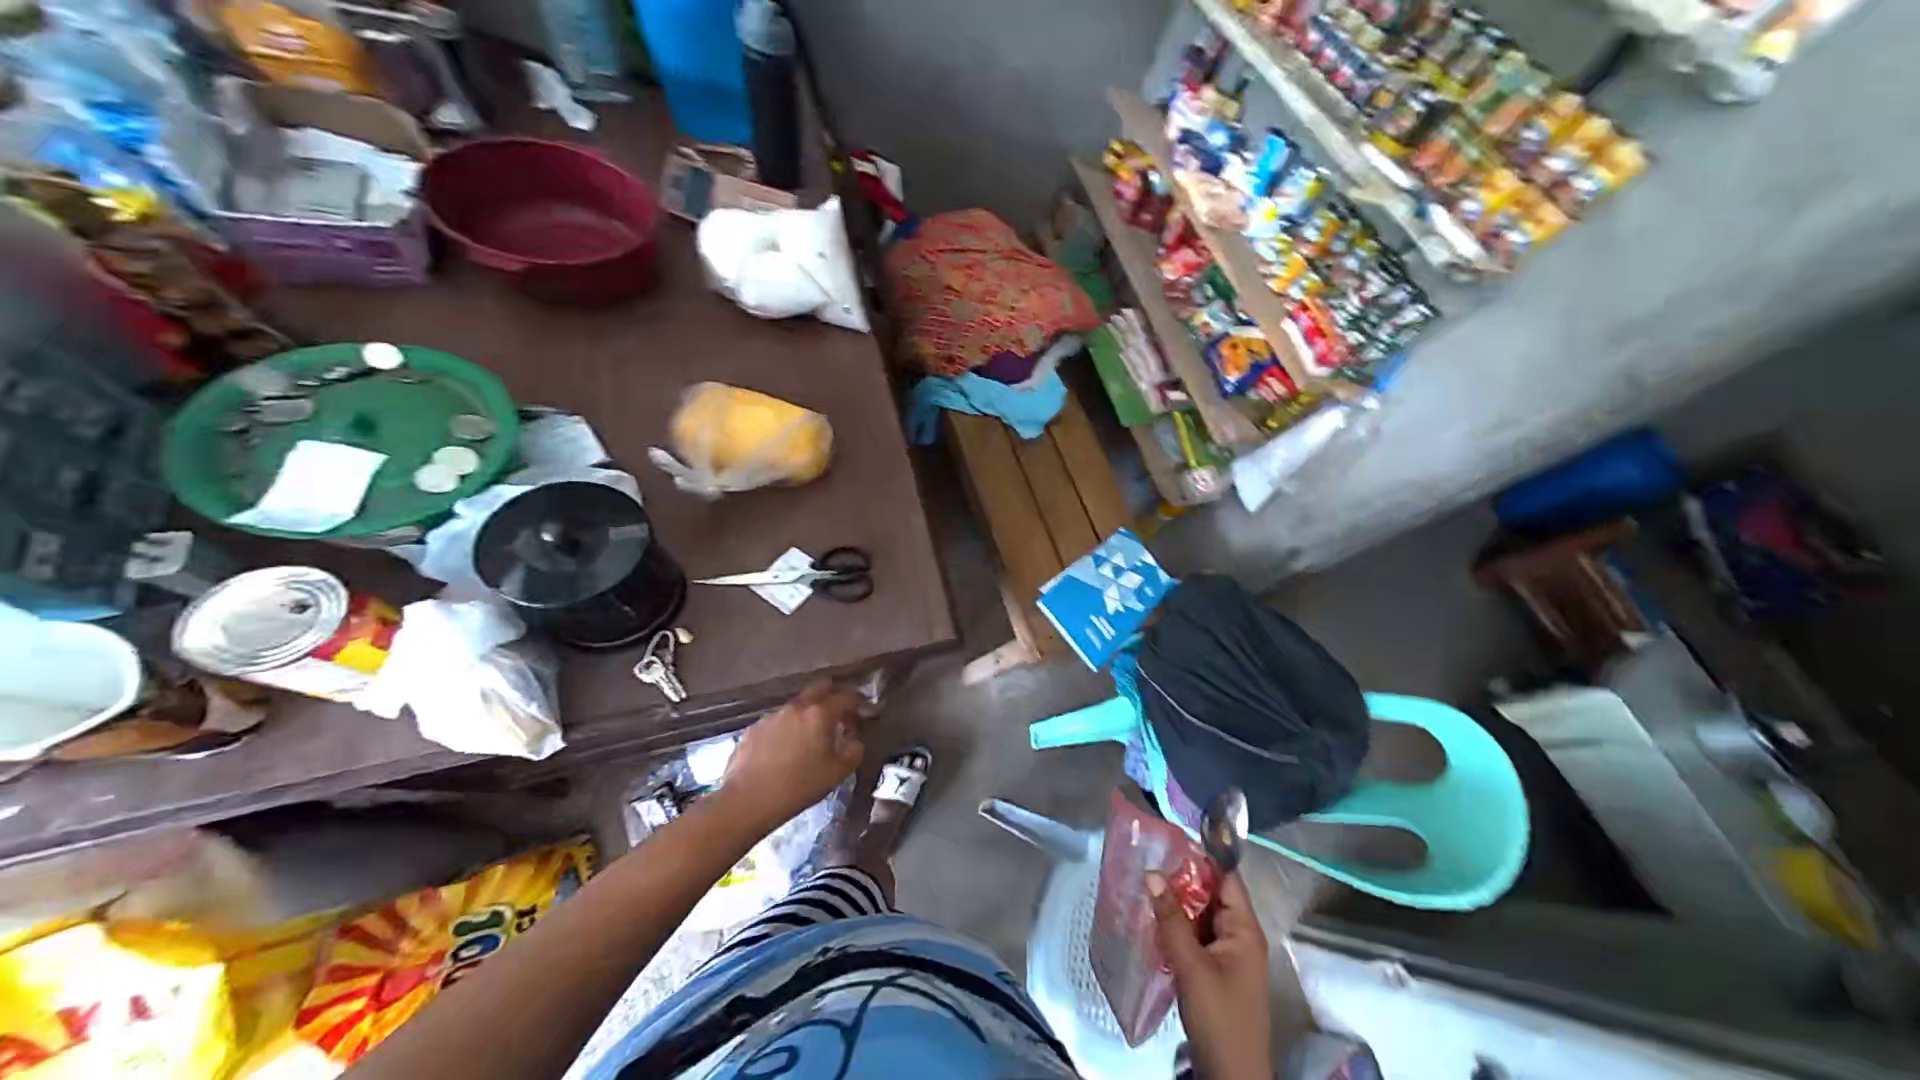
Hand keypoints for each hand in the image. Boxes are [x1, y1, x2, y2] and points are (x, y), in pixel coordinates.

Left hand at [720, 681, 865, 829]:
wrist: (748, 801)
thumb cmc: (799, 786)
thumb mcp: (838, 772)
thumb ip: (854, 749)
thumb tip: (853, 738)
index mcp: (819, 714)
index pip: (846, 695)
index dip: (859, 702)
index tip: (864, 713)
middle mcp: (796, 707)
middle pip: (819, 687)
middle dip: (834, 695)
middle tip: (840, 715)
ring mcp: (772, 716)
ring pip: (797, 706)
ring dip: (808, 714)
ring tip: (809, 739)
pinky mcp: (754, 729)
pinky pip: (778, 721)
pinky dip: (788, 729)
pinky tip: (784, 751)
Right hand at [1150, 870, 1272, 1079]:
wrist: (1233, 1078)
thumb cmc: (1219, 1018)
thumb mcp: (1191, 966)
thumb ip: (1171, 918)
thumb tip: (1152, 872)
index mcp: (1245, 929)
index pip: (1227, 878)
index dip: (1202, 856)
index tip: (1169, 839)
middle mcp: (1240, 936)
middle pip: (1211, 894)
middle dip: (1182, 879)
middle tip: (1147, 861)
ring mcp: (1229, 954)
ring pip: (1201, 916)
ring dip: (1176, 904)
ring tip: (1143, 885)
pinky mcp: (1215, 970)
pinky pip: (1196, 936)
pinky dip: (1177, 926)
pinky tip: (1152, 921)